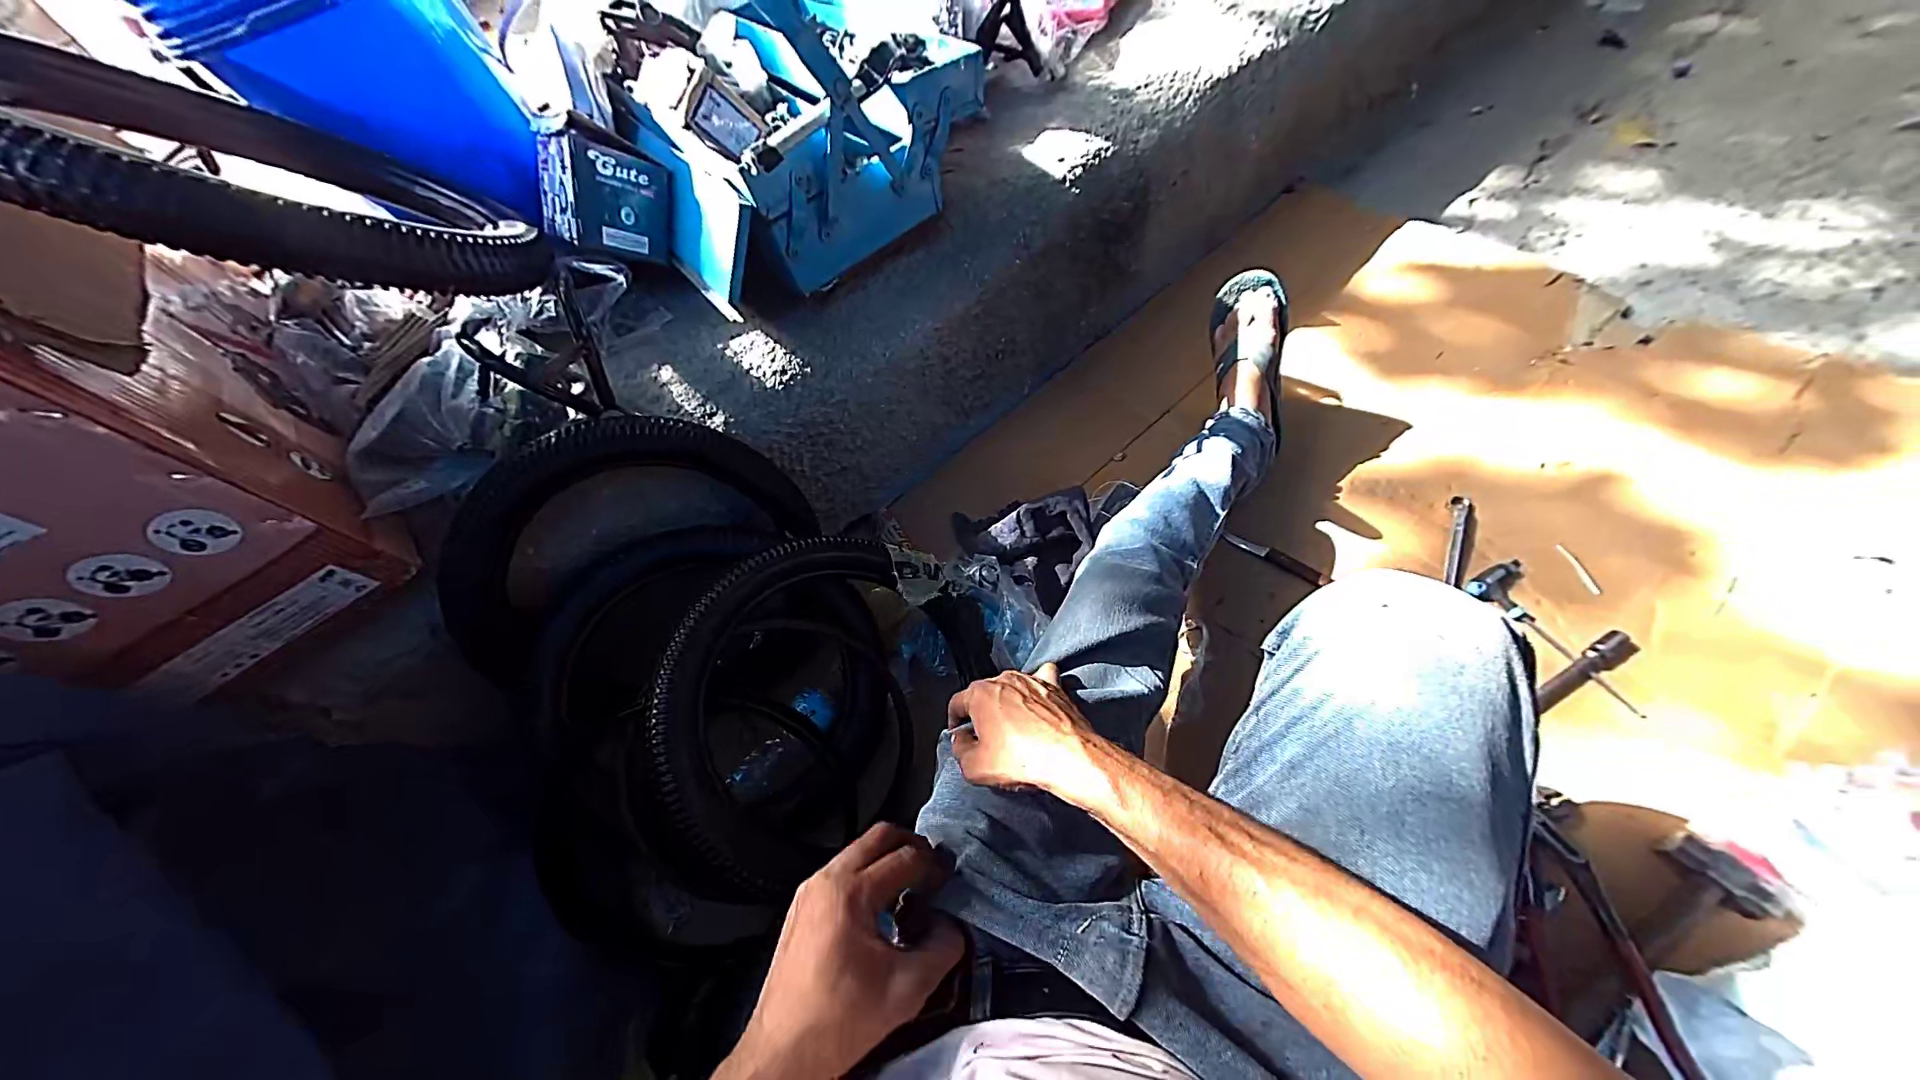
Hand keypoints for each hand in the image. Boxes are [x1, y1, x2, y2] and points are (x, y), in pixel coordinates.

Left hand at [717, 824, 963, 1079]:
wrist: (784, 1053)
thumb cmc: (835, 1023)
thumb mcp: (907, 989)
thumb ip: (942, 948)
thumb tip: (951, 925)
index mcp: (849, 893)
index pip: (905, 857)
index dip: (934, 866)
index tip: (946, 880)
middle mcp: (825, 882)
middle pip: (879, 836)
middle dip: (912, 846)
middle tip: (931, 870)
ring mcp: (809, 892)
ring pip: (859, 851)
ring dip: (888, 861)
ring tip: (910, 892)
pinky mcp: (802, 907)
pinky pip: (842, 872)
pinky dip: (868, 877)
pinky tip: (881, 911)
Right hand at [946, 663, 1105, 800]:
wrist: (1069, 759)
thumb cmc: (1024, 759)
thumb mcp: (974, 767)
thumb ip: (959, 749)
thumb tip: (961, 740)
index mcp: (979, 694)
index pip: (957, 703)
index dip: (955, 721)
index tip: (960, 733)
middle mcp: (1004, 680)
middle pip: (983, 694)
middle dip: (982, 714)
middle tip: (987, 739)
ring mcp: (1031, 680)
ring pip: (1011, 687)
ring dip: (1009, 704)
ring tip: (1014, 729)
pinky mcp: (1055, 688)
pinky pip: (1042, 679)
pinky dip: (1038, 689)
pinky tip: (1038, 704)